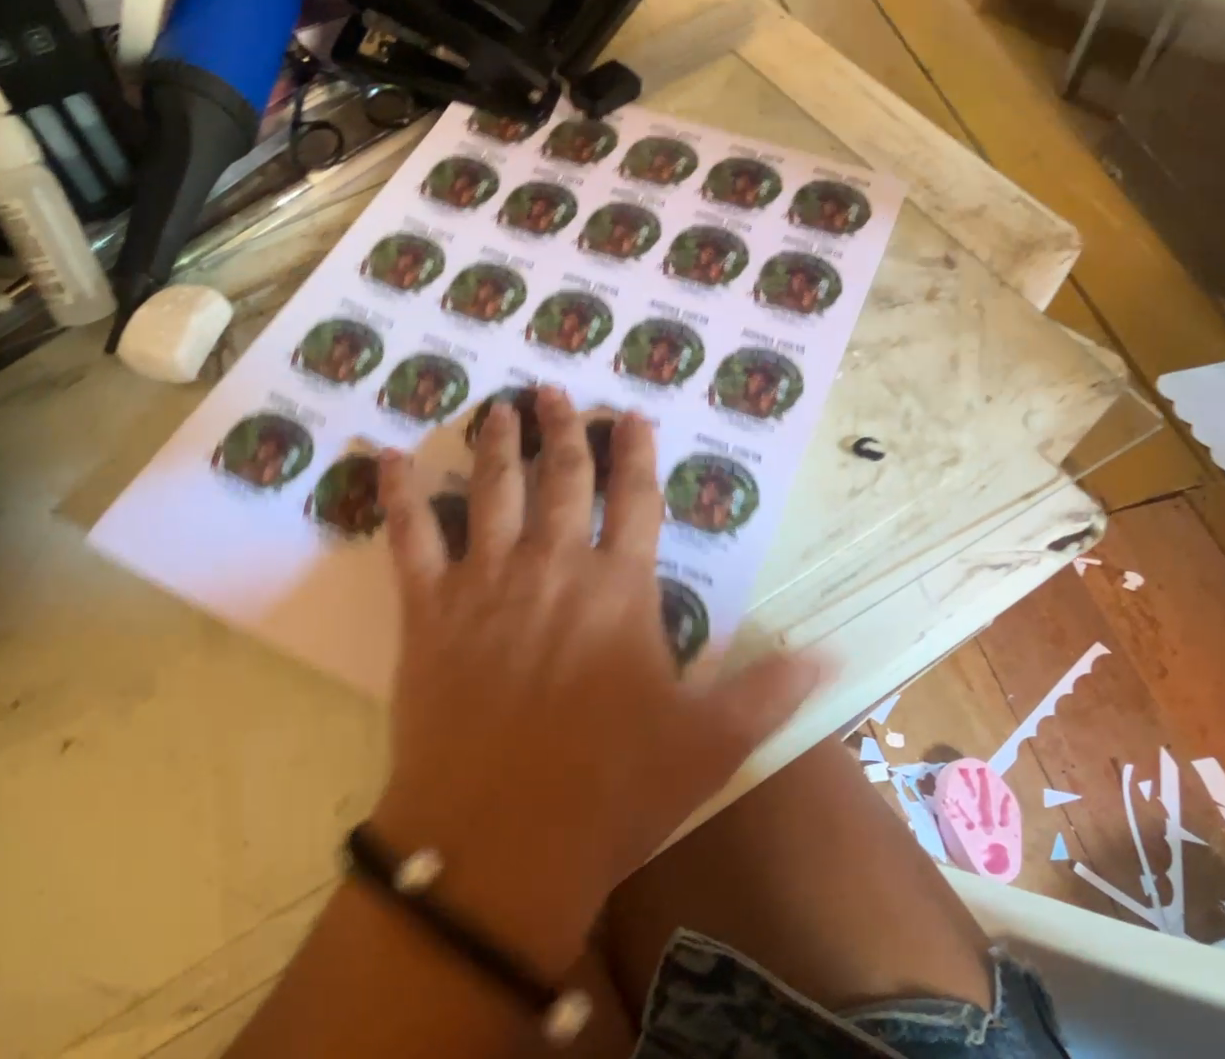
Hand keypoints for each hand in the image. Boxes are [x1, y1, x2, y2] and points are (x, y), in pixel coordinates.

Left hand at [370, 387, 825, 978]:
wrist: (503, 835)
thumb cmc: (612, 790)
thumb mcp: (709, 745)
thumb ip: (768, 690)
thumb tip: (836, 655)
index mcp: (621, 591)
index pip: (637, 502)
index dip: (637, 455)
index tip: (632, 416)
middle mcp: (554, 567)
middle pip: (563, 480)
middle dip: (562, 431)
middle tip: (551, 390)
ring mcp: (486, 582)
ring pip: (492, 490)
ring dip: (496, 444)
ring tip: (497, 408)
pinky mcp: (429, 608)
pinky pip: (409, 535)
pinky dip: (398, 493)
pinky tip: (387, 455)